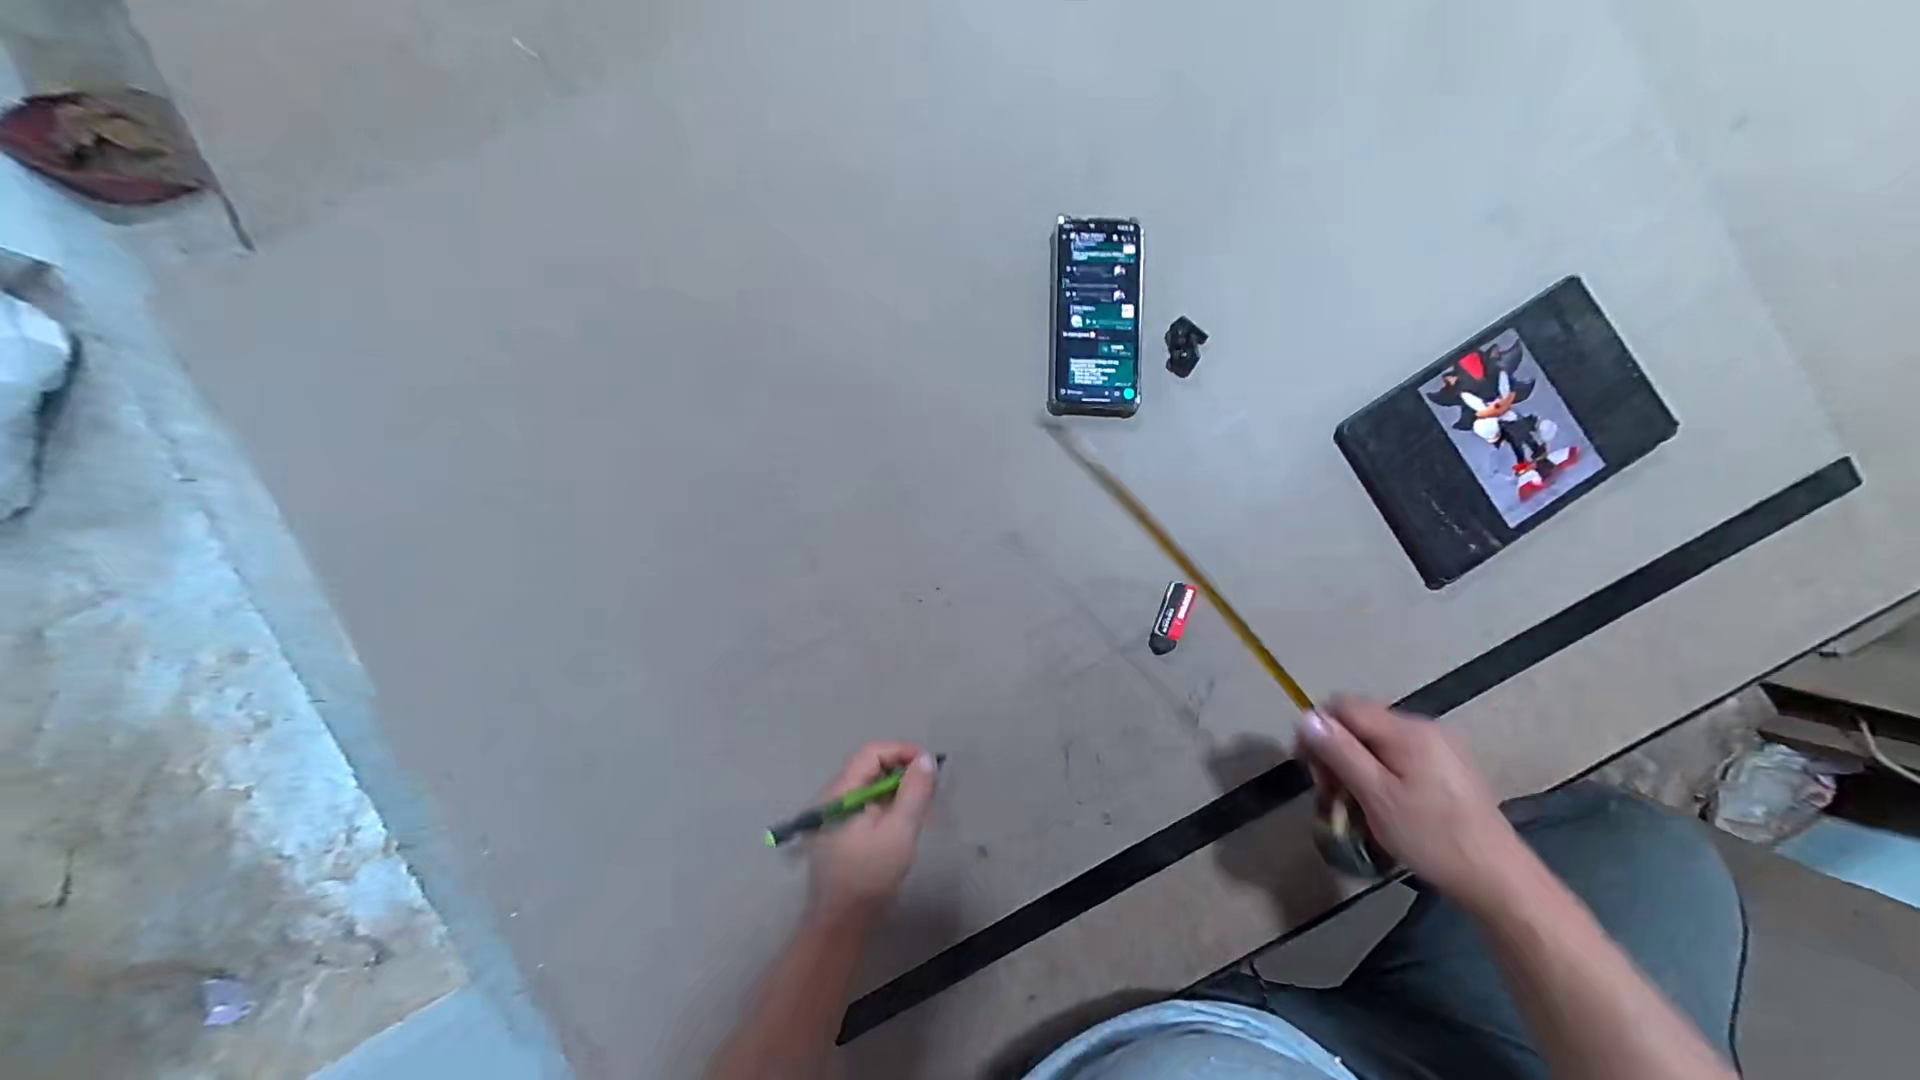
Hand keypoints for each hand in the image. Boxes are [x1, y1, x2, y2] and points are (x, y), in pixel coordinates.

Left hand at [806, 742, 938, 920]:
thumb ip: (914, 792)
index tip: (928, 764)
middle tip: (927, 783)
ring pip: (867, 783)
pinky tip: (901, 817)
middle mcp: (831, 796)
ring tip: (918, 799)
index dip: (901, 751)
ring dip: (894, 784)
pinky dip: (885, 800)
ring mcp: (832, 813)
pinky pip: (864, 801)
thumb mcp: (899, 831)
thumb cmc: (869, 875)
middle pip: (867, 765)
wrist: (840, 923)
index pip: (871, 753)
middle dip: (900, 767)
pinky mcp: (838, 829)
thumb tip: (926, 759)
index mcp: (840, 792)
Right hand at [1297, 697, 1528, 910]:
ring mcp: (1440, 746)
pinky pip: (1397, 753)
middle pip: (1359, 720)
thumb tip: (1305, 717)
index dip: (1317, 730)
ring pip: (1376, 738)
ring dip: (1354, 762)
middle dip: (1335, 749)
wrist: (1499, 880)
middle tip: (1329, 790)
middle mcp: (1424, 727)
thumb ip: (1339, 752)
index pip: (1343, 706)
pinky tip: (1380, 799)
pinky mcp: (1448, 766)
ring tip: (1351, 799)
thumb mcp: (1376, 795)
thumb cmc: (1431, 838)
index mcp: (1406, 730)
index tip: (1309, 767)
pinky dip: (1378, 769)